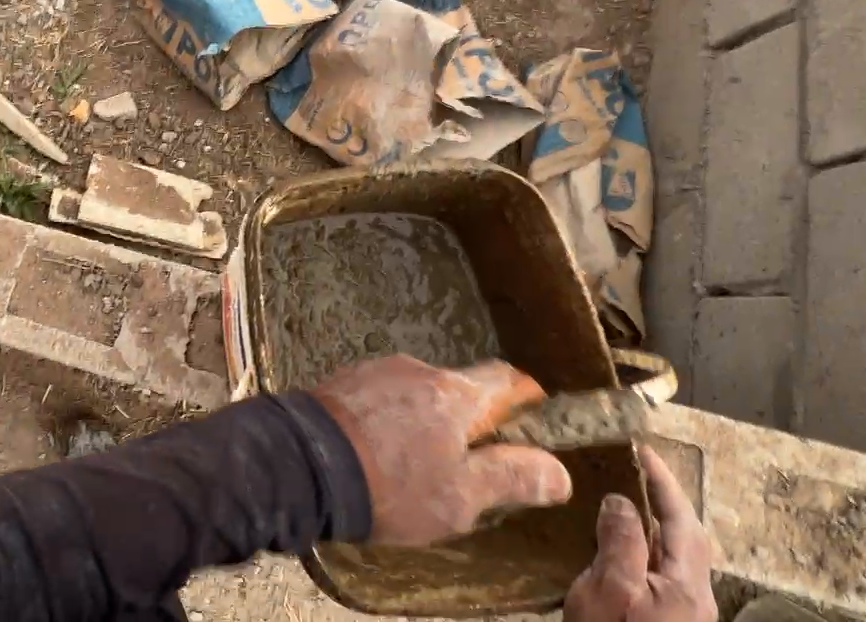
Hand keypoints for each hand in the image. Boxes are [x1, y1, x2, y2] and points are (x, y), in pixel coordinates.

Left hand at [312, 356, 572, 544]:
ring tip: (415, 462)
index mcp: (455, 394)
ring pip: (417, 392)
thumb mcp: (463, 497)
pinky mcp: (343, 380)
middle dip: (469, 419)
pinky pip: (381, 395)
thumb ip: (513, 479)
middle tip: (468, 461)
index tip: (534, 416)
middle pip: (458, 387)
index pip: (505, 379)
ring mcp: (375, 370)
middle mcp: (417, 369)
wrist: (304, 464)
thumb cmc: (391, 485)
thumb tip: (560, 472)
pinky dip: (390, 417)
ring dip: (425, 418)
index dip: (525, 396)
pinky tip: (379, 448)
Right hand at [564, 448, 715, 621]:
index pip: (683, 522)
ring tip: (620, 498)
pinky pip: (655, 573)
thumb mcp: (610, 589)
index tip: (641, 449)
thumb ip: (621, 542)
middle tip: (631, 469)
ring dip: (651, 524)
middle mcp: (693, 602)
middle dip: (663, 502)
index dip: (664, 484)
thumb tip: (622, 500)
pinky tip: (614, 545)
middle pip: (684, 541)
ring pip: (670, 558)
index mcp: (687, 589)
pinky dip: (639, 546)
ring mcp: (679, 617)